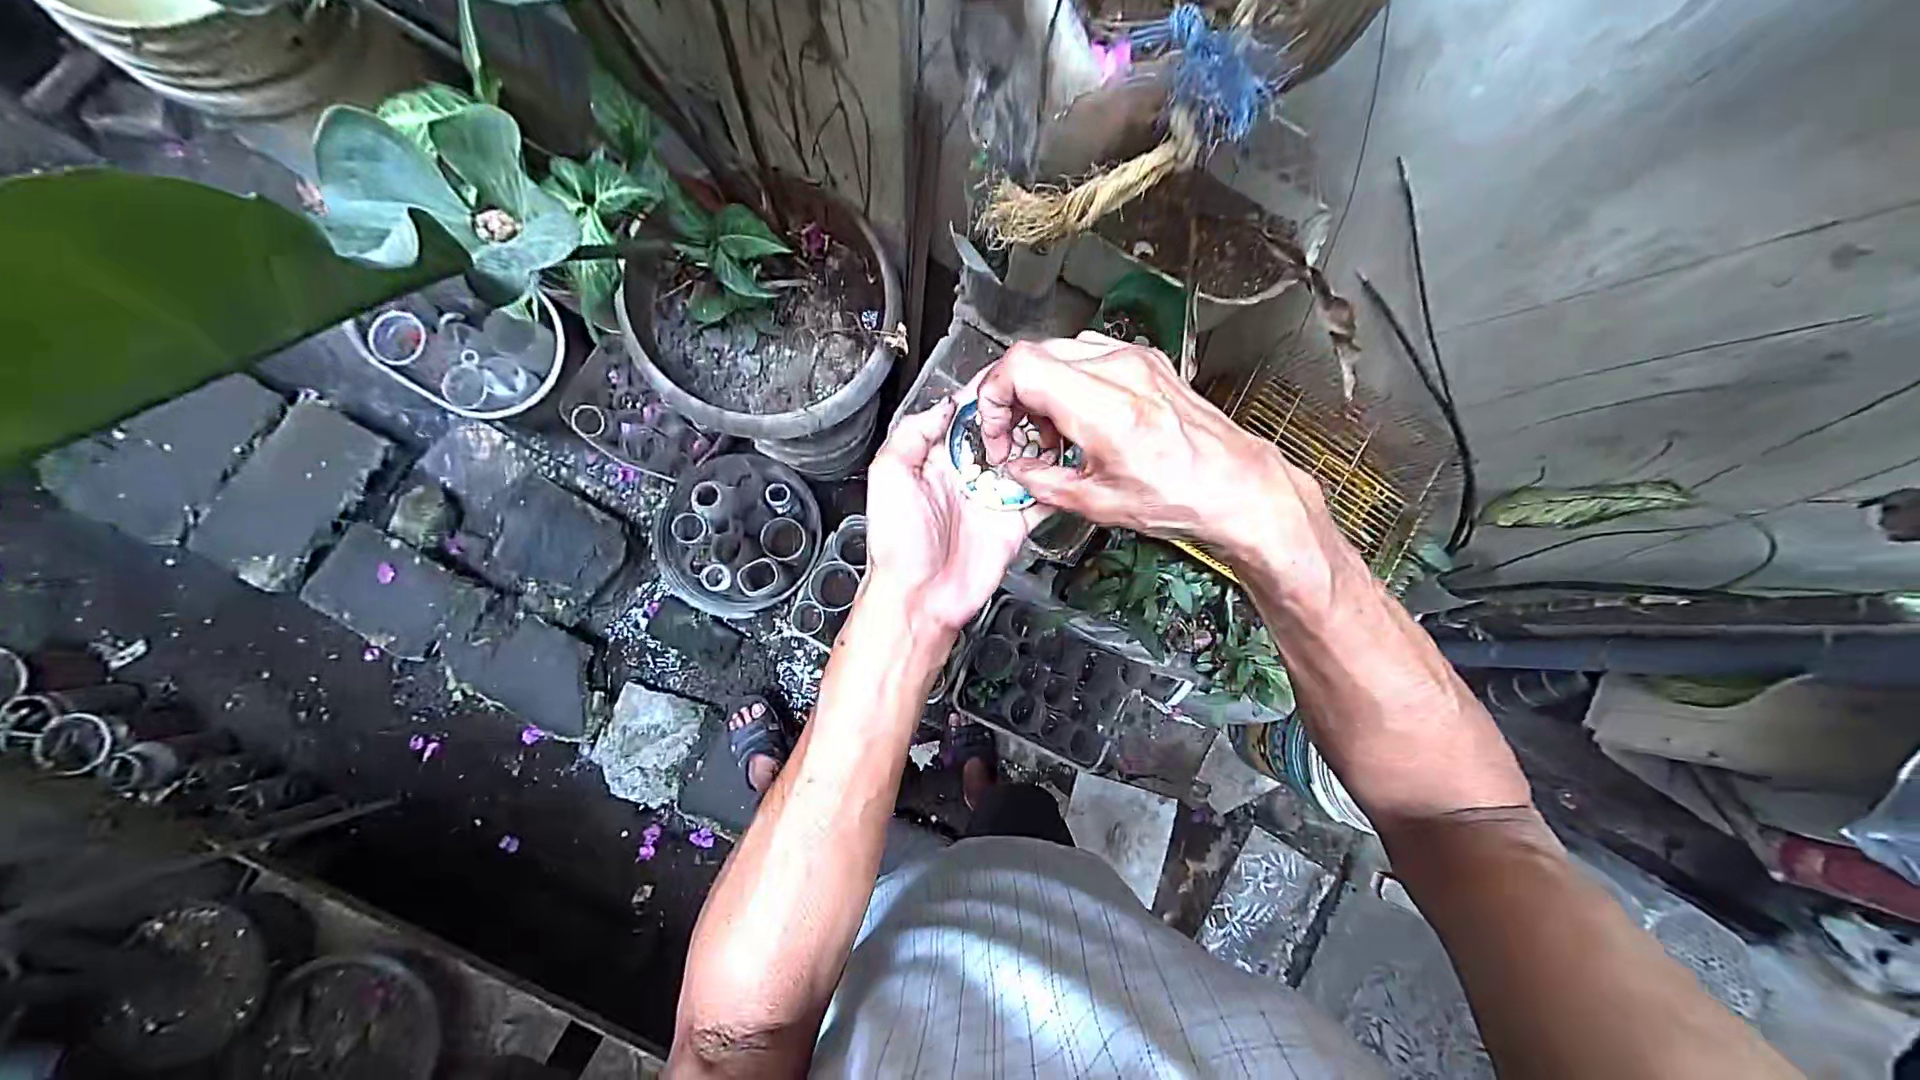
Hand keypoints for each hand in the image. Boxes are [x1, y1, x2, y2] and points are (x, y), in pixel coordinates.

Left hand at [861, 396, 1046, 635]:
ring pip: (1025, 463)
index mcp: (935, 461)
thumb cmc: (896, 547)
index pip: (963, 417)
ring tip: (1055, 428)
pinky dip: (1053, 486)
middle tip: (1036, 402)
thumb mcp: (887, 475)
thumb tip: (943, 405)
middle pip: (1000, 436)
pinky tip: (1062, 470)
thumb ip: (912, 433)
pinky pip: (1039, 500)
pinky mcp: (1013, 524)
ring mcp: (991, 500)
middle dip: (1018, 418)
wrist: (918, 600)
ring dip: (1040, 447)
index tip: (1002, 379)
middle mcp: (966, 477)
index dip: (983, 397)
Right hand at [975, 333, 1346, 597]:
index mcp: (1105, 409)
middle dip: (1009, 395)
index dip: (992, 397)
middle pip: (1032, 355)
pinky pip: (1088, 355)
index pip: (1020, 368)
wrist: (1235, 485)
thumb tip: (1018, 469)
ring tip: (1048, 430)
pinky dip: (1066, 381)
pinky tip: (1076, 416)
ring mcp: (1135, 361)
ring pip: (1057, 351)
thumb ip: (1042, 483)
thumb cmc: (1185, 494)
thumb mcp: (1097, 504)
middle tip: (1012, 432)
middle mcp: (1120, 372)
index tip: (996, 430)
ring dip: (1038, 388)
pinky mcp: (1146, 362)